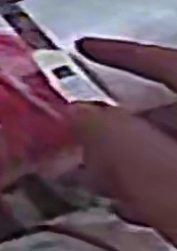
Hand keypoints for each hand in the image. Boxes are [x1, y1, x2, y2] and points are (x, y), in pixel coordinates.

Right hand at [70, 38, 176, 241]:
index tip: (85, 48)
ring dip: (160, 156)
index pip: (174, 63)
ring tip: (128, 190)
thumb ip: (109, 133)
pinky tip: (167, 202)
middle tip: (99, 150)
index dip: (125, 54)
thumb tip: (82, 109)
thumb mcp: (157, 175)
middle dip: (138, 126)